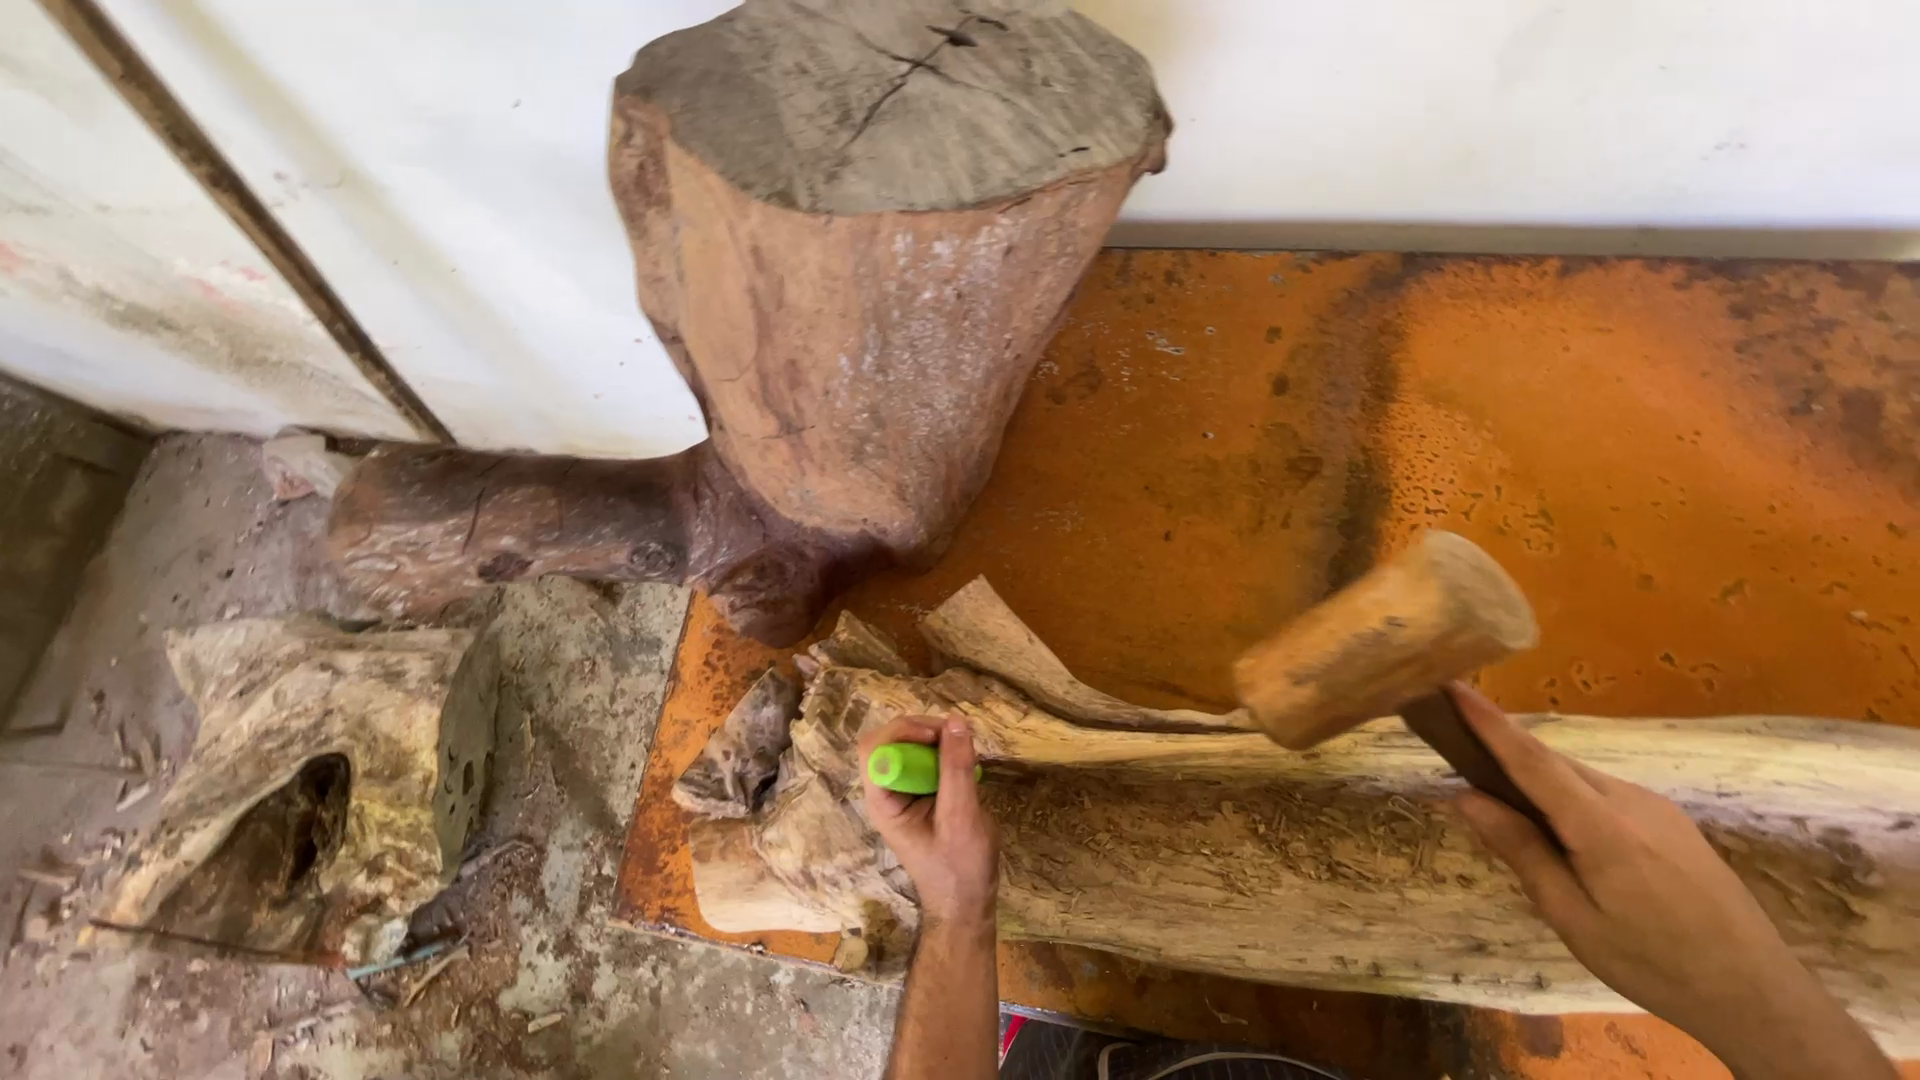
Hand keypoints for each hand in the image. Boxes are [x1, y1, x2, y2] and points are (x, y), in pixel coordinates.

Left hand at [858, 715, 998, 926]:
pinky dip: (944, 752)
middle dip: (923, 731)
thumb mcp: (961, 817)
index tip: (938, 737)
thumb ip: (956, 769)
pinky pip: (925, 760)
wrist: (966, 904)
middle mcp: (887, 792)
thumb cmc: (959, 867)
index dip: (903, 732)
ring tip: (966, 748)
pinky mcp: (921, 794)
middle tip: (958, 737)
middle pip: (890, 741)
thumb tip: (957, 721)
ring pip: (909, 746)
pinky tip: (966, 762)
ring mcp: (904, 793)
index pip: (875, 748)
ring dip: (937, 739)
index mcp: (883, 801)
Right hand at [1449, 684, 1894, 1078]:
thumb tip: (1466, 797)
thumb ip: (1521, 852)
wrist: (1763, 999)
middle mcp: (1632, 803)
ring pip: (1576, 776)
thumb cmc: (1655, 965)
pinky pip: (1600, 792)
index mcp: (1604, 830)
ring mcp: (1657, 807)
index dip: (1488, 722)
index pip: (1532, 760)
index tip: (1452, 686)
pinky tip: (1557, 829)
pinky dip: (1564, 794)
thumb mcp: (1573, 918)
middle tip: (1453, 751)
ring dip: (1533, 777)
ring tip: (1501, 803)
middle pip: (1551, 762)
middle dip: (1501, 748)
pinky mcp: (1670, 820)